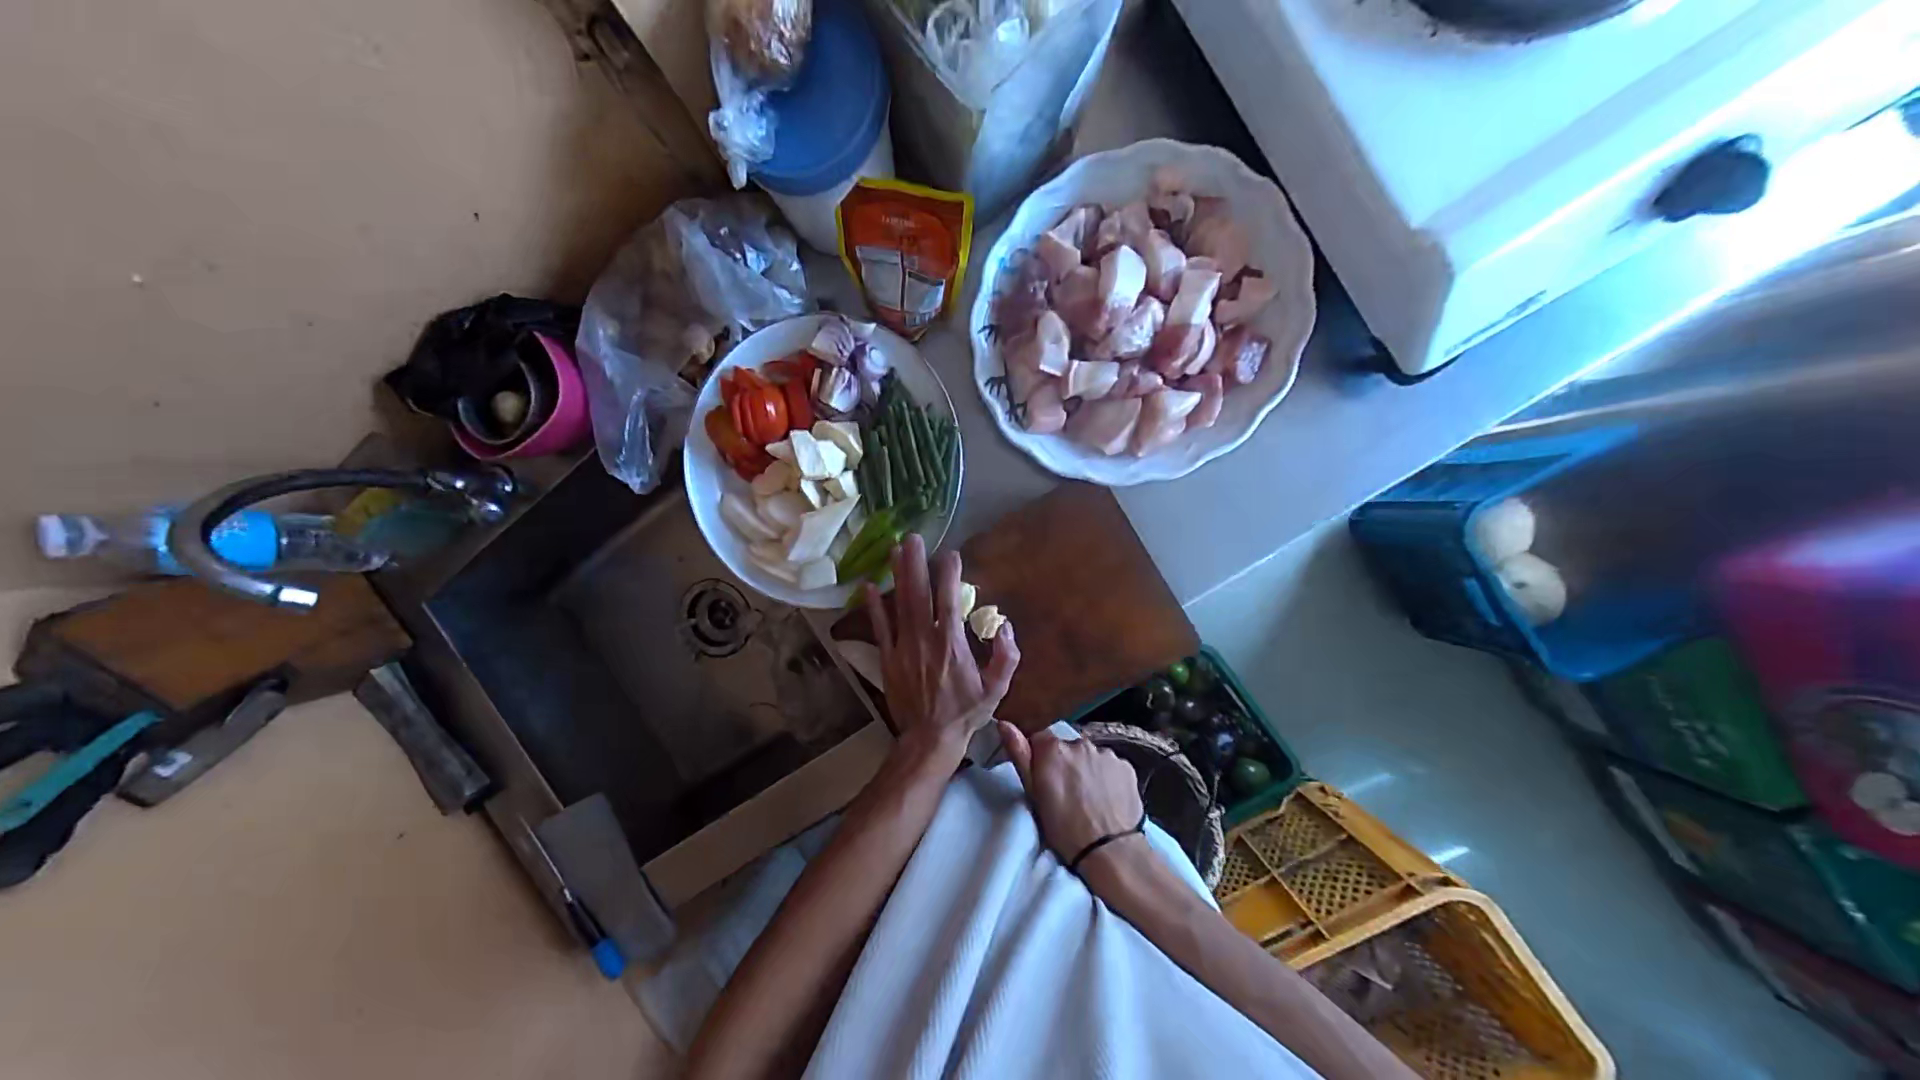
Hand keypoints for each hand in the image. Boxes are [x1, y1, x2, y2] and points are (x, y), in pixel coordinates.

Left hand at [867, 534, 1018, 764]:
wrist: (929, 738)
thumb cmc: (965, 712)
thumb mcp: (997, 688)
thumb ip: (1006, 655)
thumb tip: (1005, 625)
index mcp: (952, 642)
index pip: (950, 599)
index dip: (950, 574)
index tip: (951, 554)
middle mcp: (925, 638)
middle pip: (919, 594)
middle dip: (916, 564)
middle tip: (913, 538)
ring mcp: (903, 647)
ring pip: (899, 604)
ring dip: (897, 576)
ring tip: (894, 550)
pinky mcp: (888, 658)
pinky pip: (880, 628)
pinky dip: (873, 607)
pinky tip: (868, 587)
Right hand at [999, 723, 1144, 866]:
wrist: (1109, 851)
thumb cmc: (1063, 827)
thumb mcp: (1034, 794)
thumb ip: (1019, 754)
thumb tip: (1004, 724)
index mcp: (1053, 749)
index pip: (1040, 739)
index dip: (1040, 759)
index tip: (1044, 780)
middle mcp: (1080, 743)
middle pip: (1066, 747)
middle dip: (1064, 763)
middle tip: (1066, 793)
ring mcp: (1105, 754)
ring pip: (1090, 756)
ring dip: (1086, 769)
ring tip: (1088, 798)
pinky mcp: (1126, 766)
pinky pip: (1110, 765)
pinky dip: (1107, 777)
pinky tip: (1106, 798)